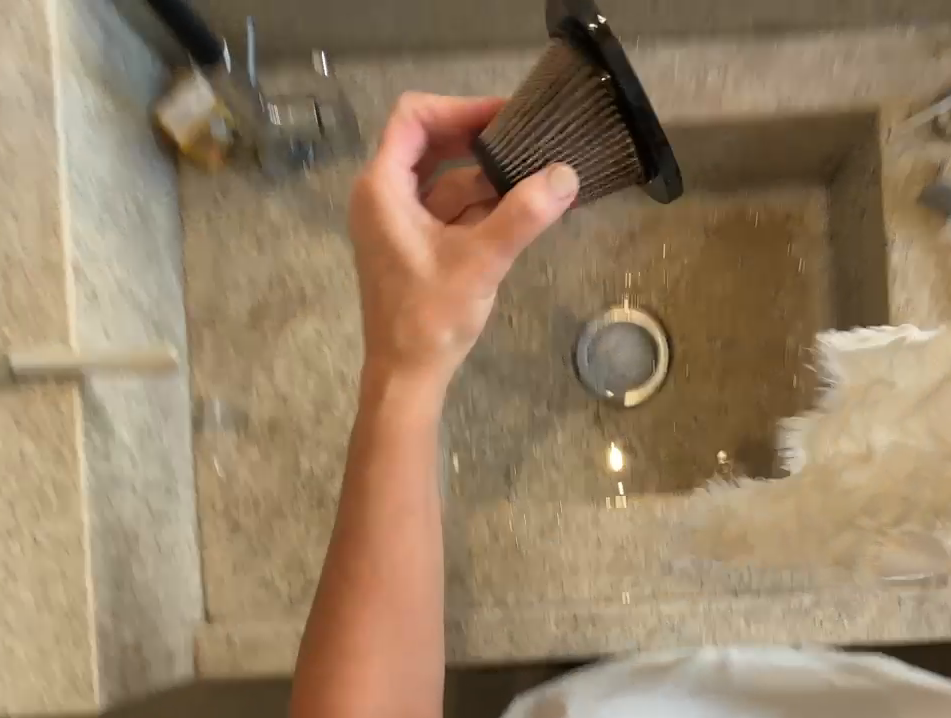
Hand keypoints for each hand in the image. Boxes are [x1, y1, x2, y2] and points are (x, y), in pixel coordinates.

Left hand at [348, 93, 579, 401]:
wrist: (407, 375)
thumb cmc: (430, 318)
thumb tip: (567, 176)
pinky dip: (481, 209)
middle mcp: (385, 198)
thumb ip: (523, 217)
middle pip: (432, 147)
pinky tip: (519, 210)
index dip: (461, 108)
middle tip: (528, 139)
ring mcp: (400, 225)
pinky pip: (450, 214)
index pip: (414, 118)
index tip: (506, 115)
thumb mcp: (480, 263)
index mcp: (383, 188)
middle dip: (479, 143)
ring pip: (445, 184)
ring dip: (487, 180)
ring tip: (535, 175)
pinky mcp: (416, 250)